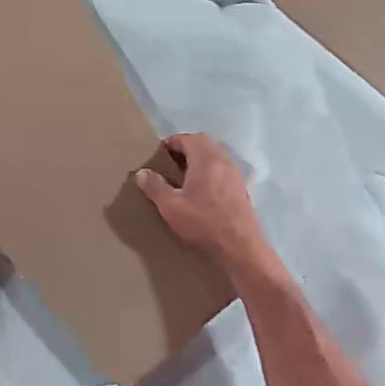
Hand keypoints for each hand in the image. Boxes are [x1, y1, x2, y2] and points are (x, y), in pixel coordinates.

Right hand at [135, 132, 271, 269]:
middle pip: (203, 143)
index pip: (187, 138)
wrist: (240, 246)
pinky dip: (210, 171)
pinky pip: (222, 169)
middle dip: (185, 148)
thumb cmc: (203, 222)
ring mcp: (235, 173)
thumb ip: (155, 186)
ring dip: (199, 160)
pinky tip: (201, 190)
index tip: (158, 154)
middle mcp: (223, 160)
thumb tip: (142, 172)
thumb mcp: (171, 206)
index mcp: (206, 158)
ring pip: (215, 156)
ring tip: (183, 176)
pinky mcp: (241, 188)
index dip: (171, 143)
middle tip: (169, 163)